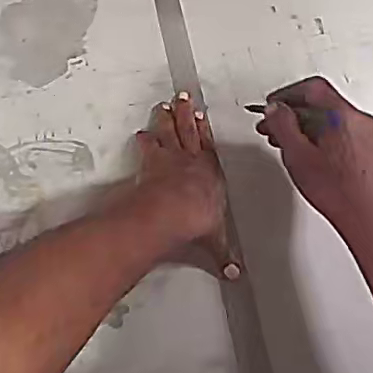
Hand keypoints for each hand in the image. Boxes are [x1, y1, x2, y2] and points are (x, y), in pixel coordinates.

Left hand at [129, 94, 236, 276]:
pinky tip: (141, 133)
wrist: (175, 213)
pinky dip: (145, 138)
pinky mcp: (153, 160)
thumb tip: (231, 273)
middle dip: (187, 114)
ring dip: (167, 117)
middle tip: (184, 100)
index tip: (203, 120)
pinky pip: (150, 144)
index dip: (206, 133)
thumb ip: (222, 256)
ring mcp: (171, 157)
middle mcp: (192, 161)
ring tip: (164, 106)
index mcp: (212, 174)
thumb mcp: (214, 241)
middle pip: (190, 131)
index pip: (210, 148)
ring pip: (170, 130)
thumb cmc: (196, 219)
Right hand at [255, 76, 372, 233]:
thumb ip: (282, 125)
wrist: (365, 214)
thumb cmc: (338, 190)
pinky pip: (340, 131)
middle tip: (274, 124)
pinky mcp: (367, 148)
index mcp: (342, 115)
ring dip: (305, 125)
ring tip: (287, 141)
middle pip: (321, 102)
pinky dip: (320, 135)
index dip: (286, 95)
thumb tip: (275, 109)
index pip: (312, 88)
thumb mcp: (297, 154)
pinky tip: (307, 153)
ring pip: (330, 117)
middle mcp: (358, 120)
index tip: (272, 106)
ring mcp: (365, 134)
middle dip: (293, 112)